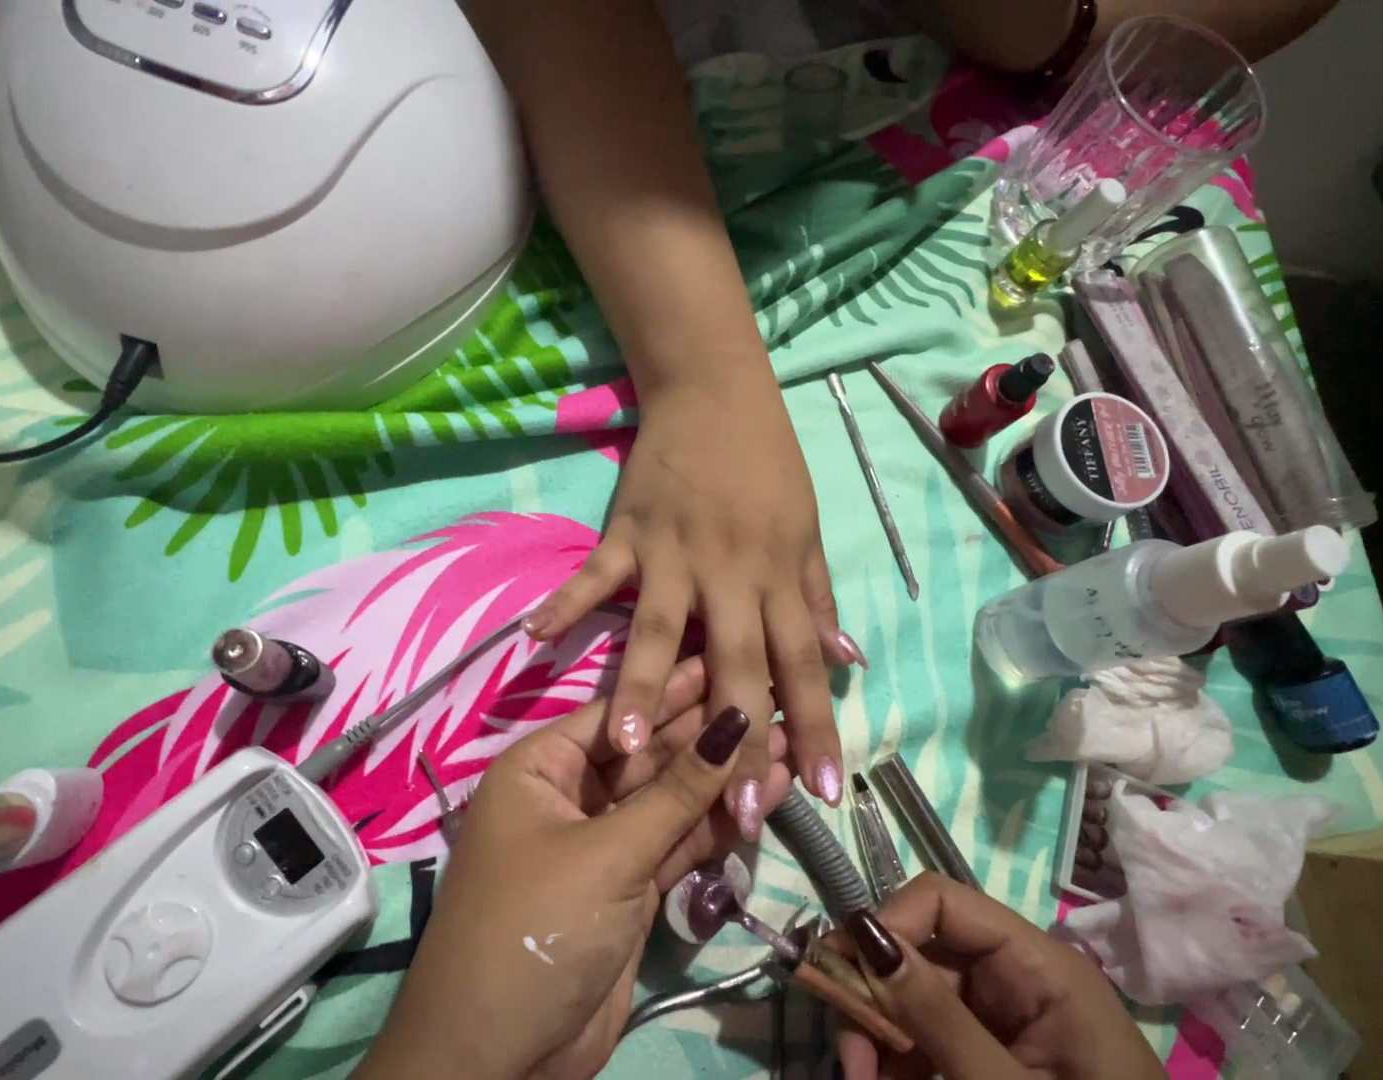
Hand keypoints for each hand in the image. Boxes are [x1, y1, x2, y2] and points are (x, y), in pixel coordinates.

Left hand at [356, 659, 777, 1079]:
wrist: (501, 1056)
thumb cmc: (537, 925)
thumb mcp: (607, 852)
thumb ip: (677, 792)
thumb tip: (736, 722)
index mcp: (541, 769)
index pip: (617, 714)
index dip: (673, 689)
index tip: (728, 660)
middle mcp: (570, 795)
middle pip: (647, 754)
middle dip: (705, 735)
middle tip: (768, 701)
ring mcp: (602, 843)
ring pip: (668, 800)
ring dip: (720, 780)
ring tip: (783, 747)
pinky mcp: (629, 886)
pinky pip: (676, 843)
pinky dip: (714, 825)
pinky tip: (763, 797)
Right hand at [523, 369, 865, 839]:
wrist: (717, 390)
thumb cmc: (769, 465)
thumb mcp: (808, 529)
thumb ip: (819, 595)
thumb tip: (847, 658)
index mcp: (779, 576)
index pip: (805, 664)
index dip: (821, 727)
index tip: (829, 793)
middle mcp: (730, 574)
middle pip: (737, 665)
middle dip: (739, 741)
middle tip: (737, 817)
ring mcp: (673, 552)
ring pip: (660, 629)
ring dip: (642, 689)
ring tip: (627, 751)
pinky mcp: (627, 529)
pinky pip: (596, 572)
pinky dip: (566, 602)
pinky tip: (535, 640)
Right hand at [833, 873, 1164, 1079]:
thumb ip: (937, 1017)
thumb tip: (864, 933)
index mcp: (1038, 964)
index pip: (943, 901)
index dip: (888, 925)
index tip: (845, 978)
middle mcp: (1017, 976)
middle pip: (921, 952)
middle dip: (874, 996)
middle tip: (847, 1057)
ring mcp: (1004, 1018)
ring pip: (915, 998)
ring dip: (878, 1036)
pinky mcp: (994, 1055)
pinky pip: (930, 1038)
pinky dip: (899, 1060)